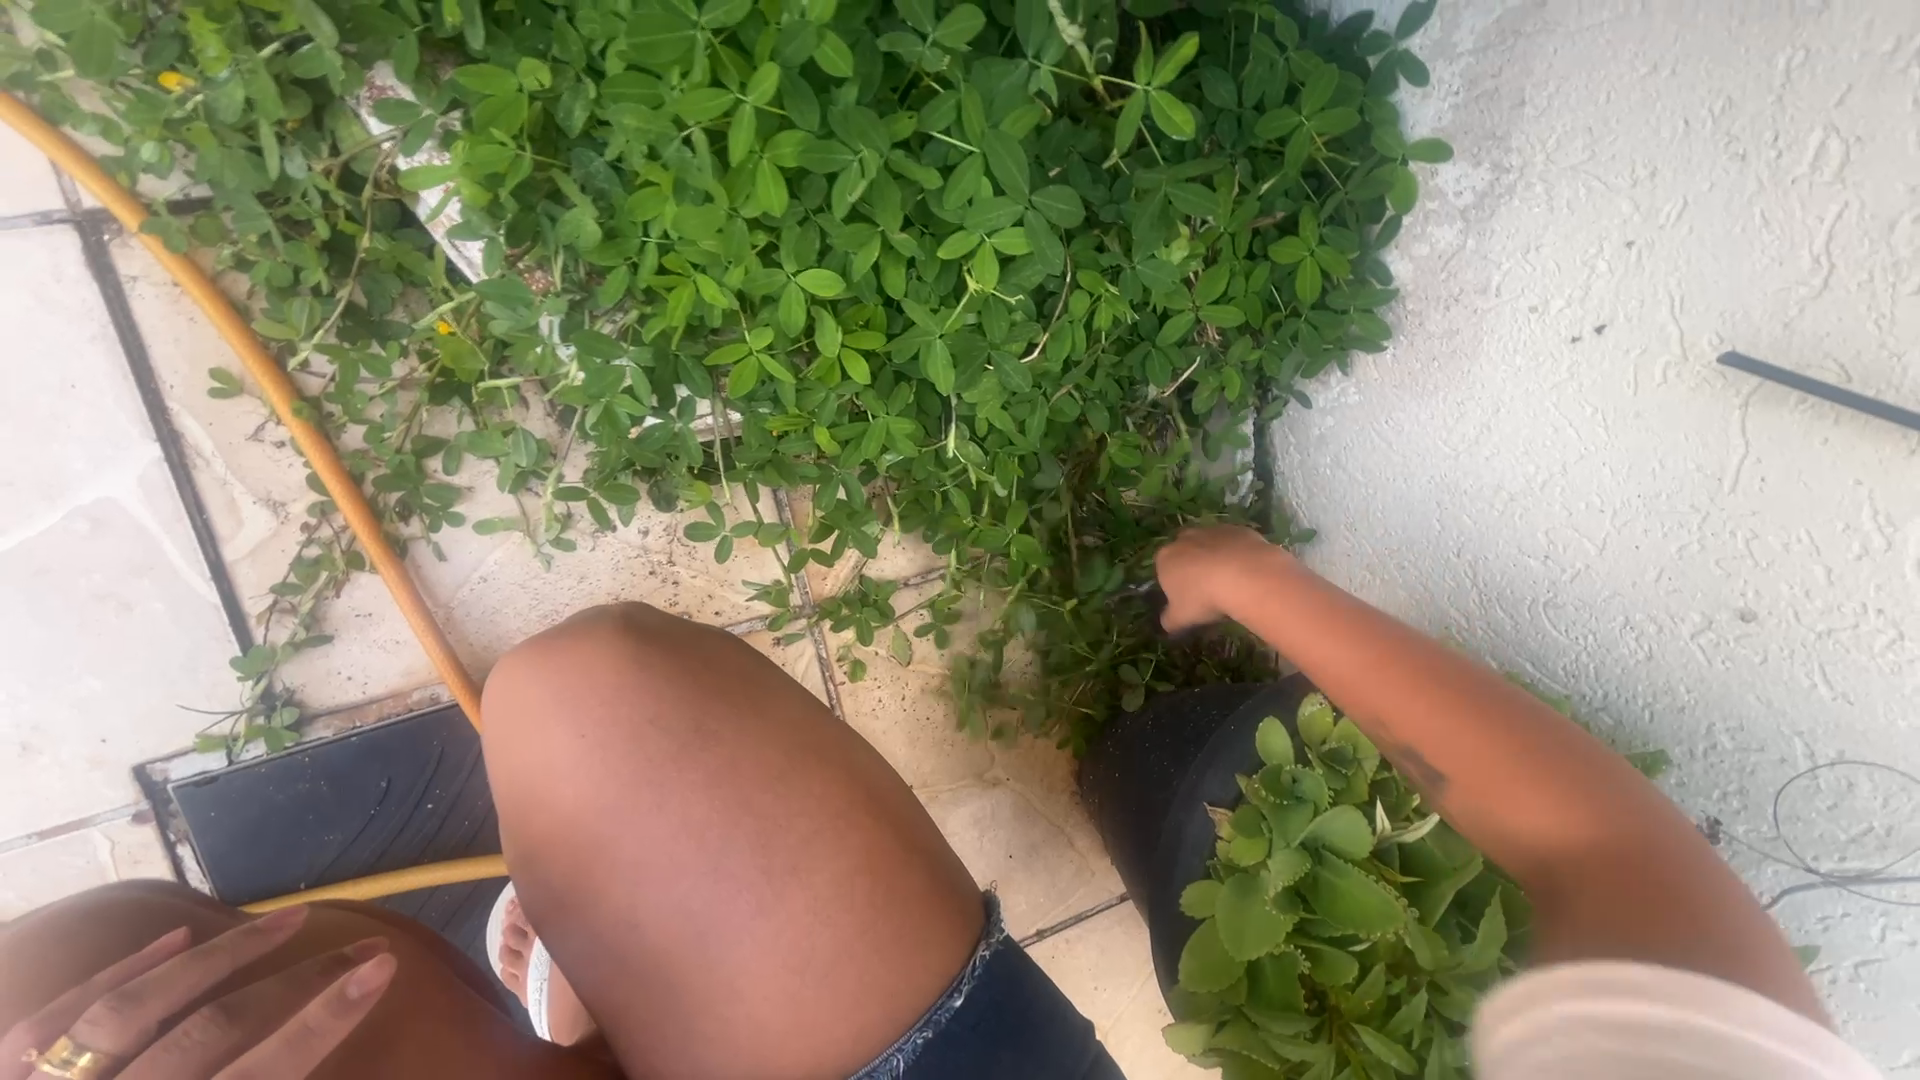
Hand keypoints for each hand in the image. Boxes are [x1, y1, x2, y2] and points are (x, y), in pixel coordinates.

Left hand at [3, 906, 394, 1079]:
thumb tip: (320, 1059)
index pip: (259, 1076)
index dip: (323, 1020)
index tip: (386, 966)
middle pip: (210, 1031)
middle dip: (301, 979)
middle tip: (363, 945)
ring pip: (130, 1009)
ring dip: (223, 953)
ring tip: (288, 917)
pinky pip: (50, 1020)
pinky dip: (119, 972)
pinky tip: (178, 938)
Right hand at [1153, 525, 1296, 631]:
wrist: (1245, 576)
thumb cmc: (1204, 598)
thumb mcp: (1181, 618)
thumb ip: (1170, 621)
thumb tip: (1167, 624)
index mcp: (1165, 558)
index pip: (1163, 569)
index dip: (1174, 583)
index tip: (1187, 599)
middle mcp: (1185, 539)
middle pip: (1185, 552)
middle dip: (1193, 565)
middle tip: (1208, 588)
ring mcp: (1212, 531)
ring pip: (1210, 544)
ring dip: (1216, 558)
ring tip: (1231, 581)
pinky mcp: (1238, 530)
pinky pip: (1234, 543)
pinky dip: (1238, 554)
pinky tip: (1247, 572)